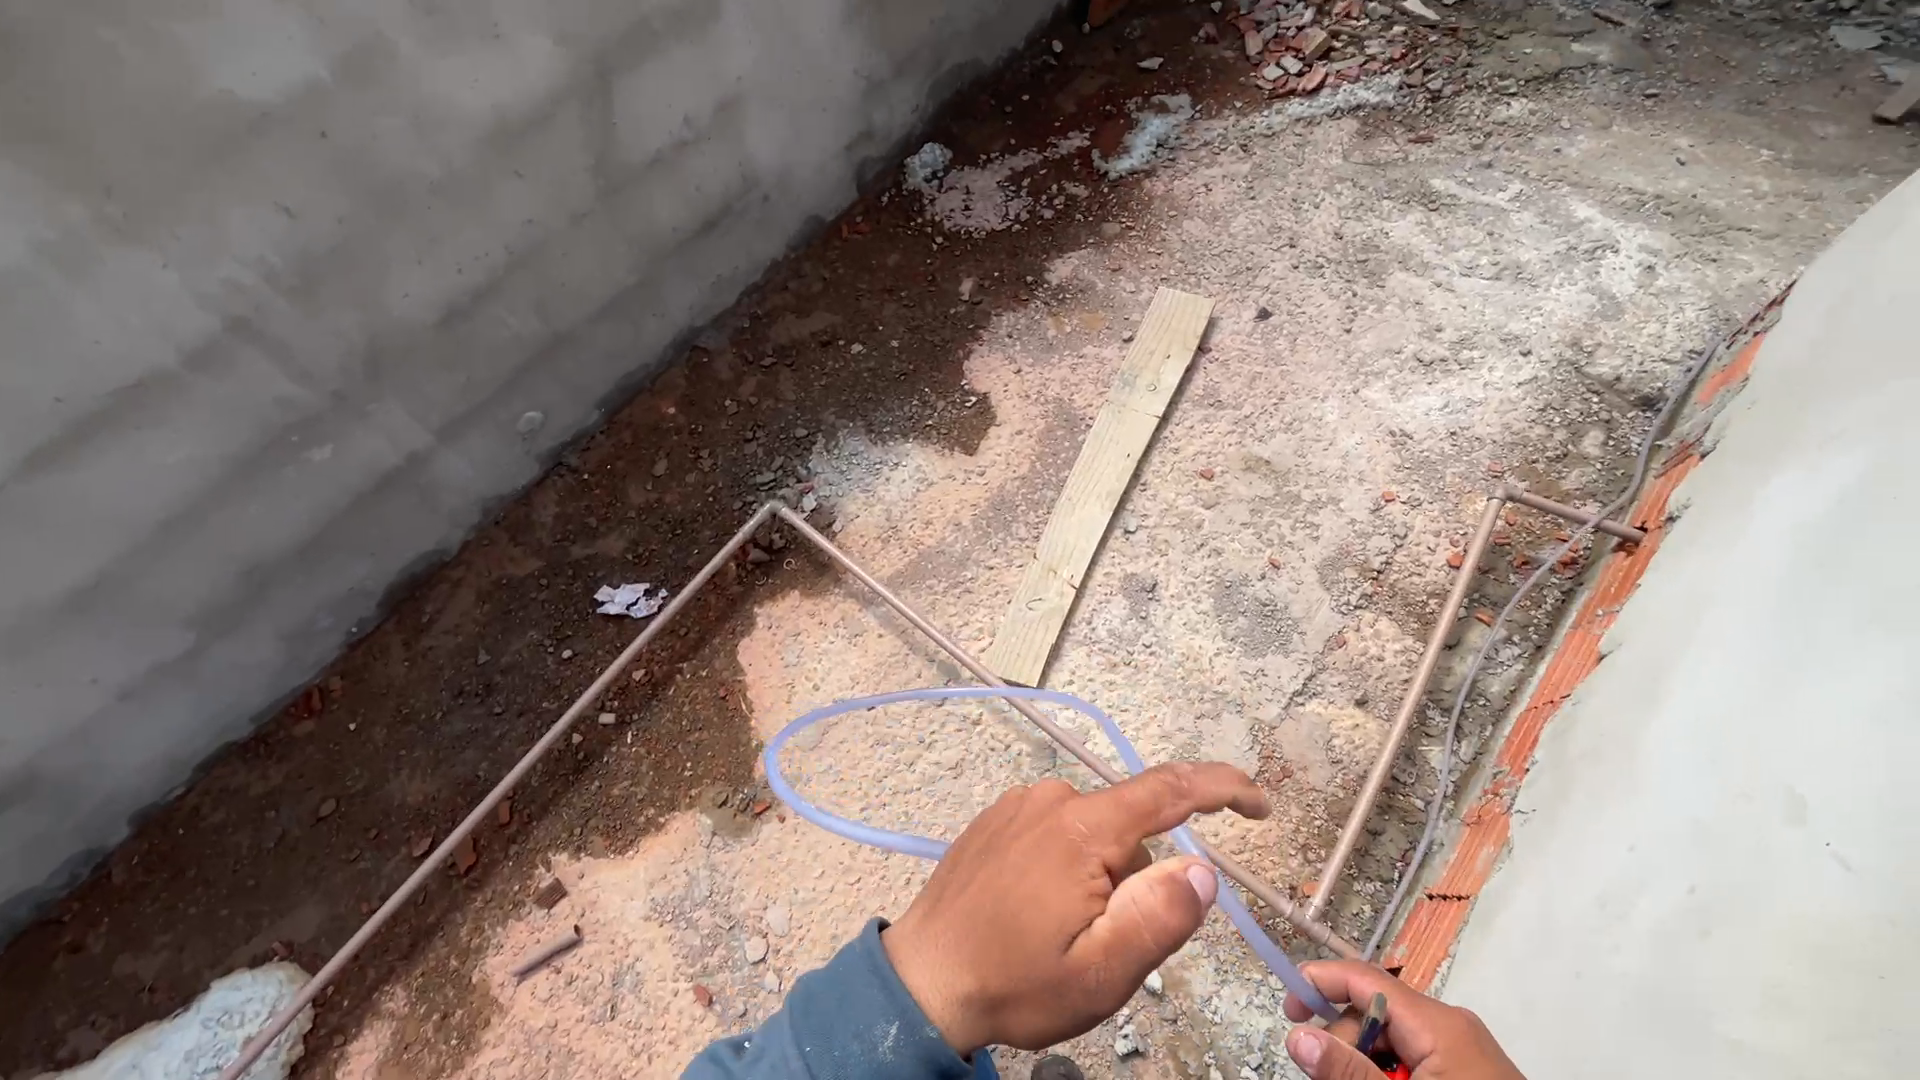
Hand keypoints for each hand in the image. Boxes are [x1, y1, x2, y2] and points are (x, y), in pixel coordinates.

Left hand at [881, 762, 1270, 1053]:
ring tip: (1061, 934)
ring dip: (1101, 878)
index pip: (1169, 788)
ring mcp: (1019, 804)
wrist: (921, 980)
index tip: (1260, 804)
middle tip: (1105, 942)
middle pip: (1130, 827)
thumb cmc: (1012, 982)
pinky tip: (1035, 911)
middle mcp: (1051, 798)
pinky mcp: (997, 819)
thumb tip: (1201, 868)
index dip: (1222, 788)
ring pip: (1094, 834)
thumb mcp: (1100, 972)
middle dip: (1138, 880)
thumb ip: (1158, 916)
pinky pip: (1057, 832)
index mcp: (1081, 828)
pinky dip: (1068, 867)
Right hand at [1282, 961, 1525, 1079]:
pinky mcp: (1471, 1074)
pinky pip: (1416, 1061)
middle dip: (1343, 1042)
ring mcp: (1464, 1051)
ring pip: (1393, 1041)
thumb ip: (1349, 1074)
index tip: (1287, 1011)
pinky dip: (1392, 1076)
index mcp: (1437, 1023)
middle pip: (1374, 1013)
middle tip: (1325, 1078)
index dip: (1318, 983)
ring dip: (1366, 1065)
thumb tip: (1295, 1036)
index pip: (1362, 978)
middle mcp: (1450, 1025)